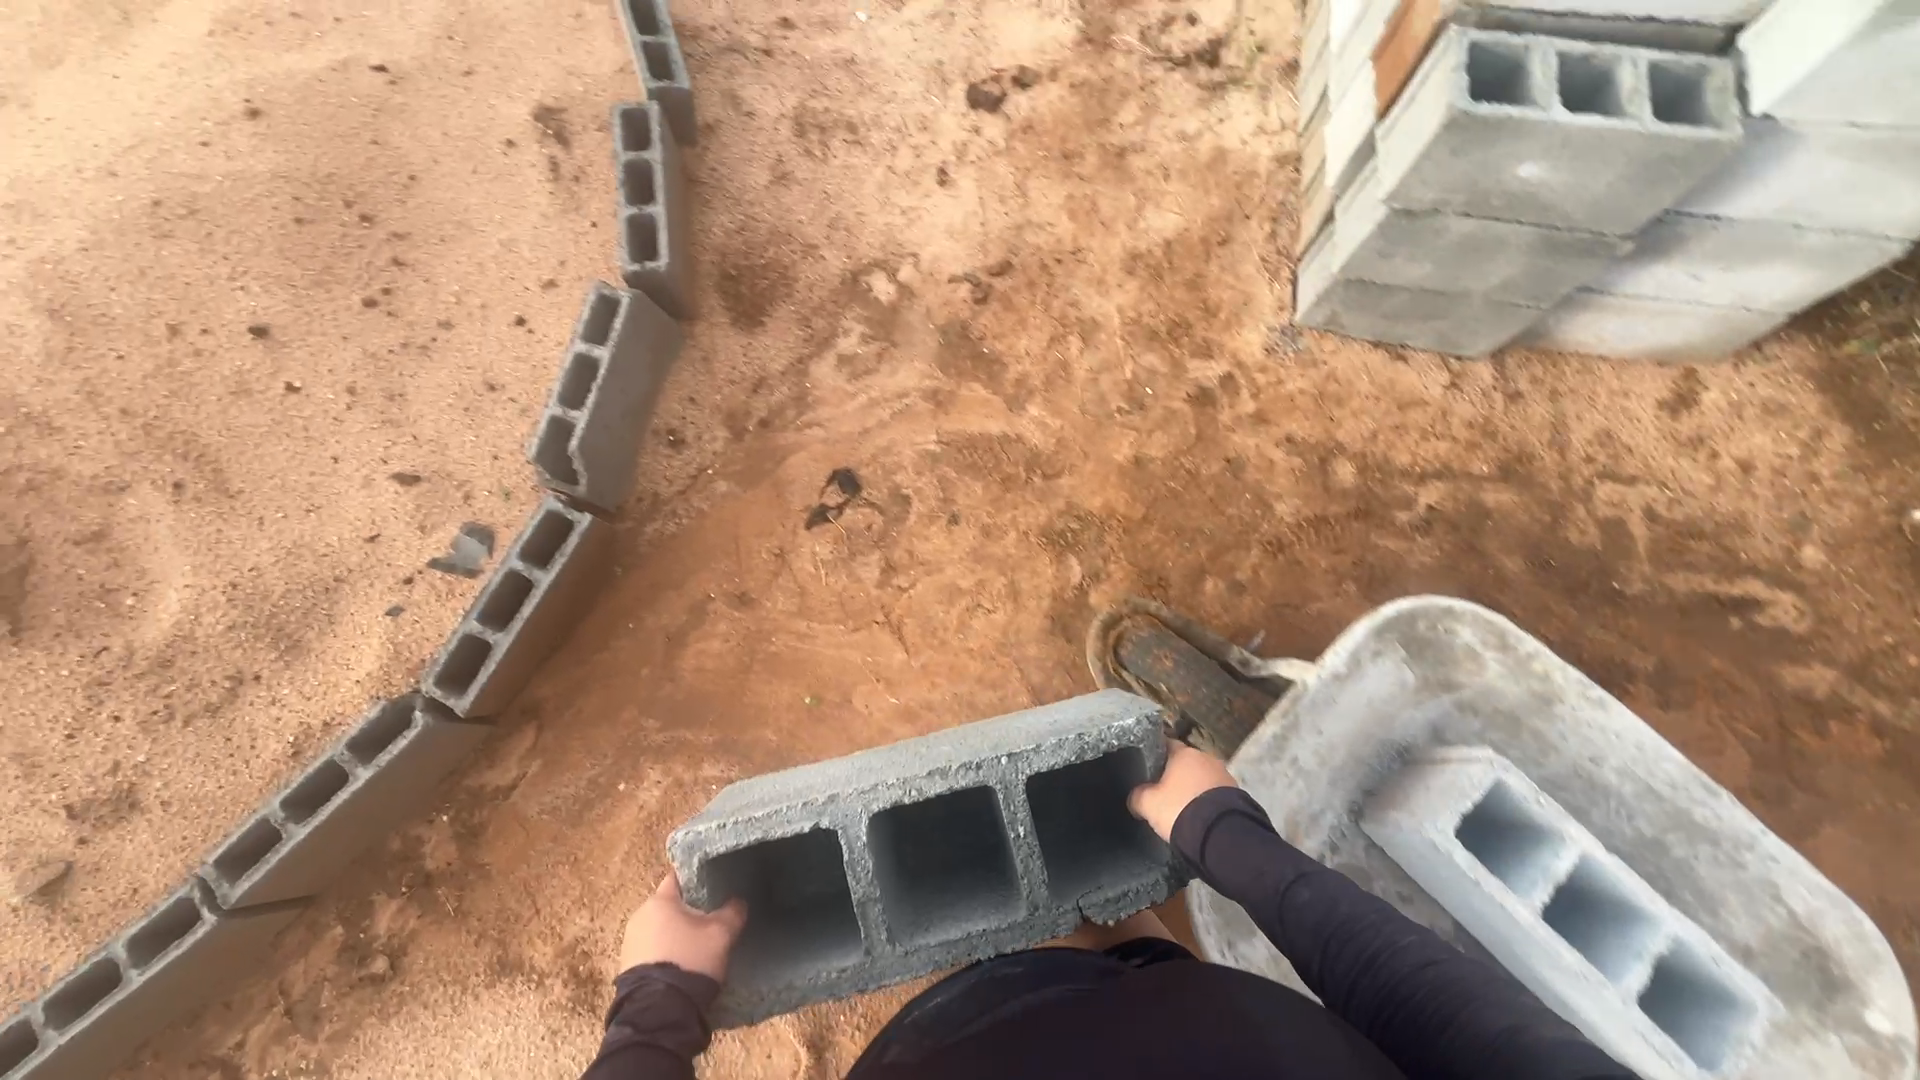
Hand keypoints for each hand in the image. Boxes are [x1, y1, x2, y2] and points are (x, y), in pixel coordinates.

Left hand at [619, 873, 747, 981]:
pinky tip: (680, 965)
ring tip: (697, 947)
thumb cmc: (690, 960)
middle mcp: (639, 916)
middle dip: (688, 911)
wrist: (659, 1012)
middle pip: (669, 905)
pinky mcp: (626, 968)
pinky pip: (651, 950)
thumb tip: (738, 901)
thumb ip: (733, 911)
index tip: (714, 886)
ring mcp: (629, 943)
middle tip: (710, 921)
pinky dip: (665, 952)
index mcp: (659, 901)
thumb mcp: (721, 933)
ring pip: (660, 929)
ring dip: (675, 934)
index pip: (679, 877)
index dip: (697, 879)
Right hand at [1128, 738, 1238, 841]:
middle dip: (1176, 775)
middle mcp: (1206, 757)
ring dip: (1194, 789)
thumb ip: (1137, 796)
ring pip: (1202, 778)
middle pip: (1185, 762)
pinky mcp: (1238, 793)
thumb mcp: (1148, 804)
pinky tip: (1201, 816)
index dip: (1154, 755)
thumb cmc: (1180, 809)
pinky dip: (1208, 801)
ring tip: (1184, 808)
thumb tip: (1134, 798)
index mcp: (1184, 753)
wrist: (1221, 834)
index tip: (1147, 769)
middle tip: (1164, 792)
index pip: (1165, 745)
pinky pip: (1216, 793)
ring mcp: (1225, 775)